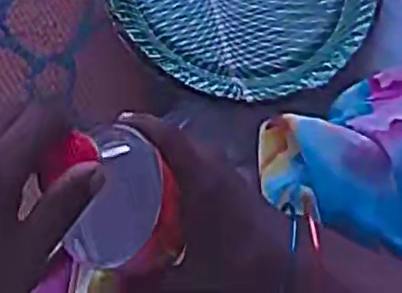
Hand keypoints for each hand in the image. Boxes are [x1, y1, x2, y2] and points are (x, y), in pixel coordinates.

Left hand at [0, 106, 100, 292]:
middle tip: (47, 165)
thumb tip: (94, 169)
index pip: (43, 114)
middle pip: (10, 109)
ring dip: (5, 140)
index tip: (73, 152)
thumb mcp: (29, 255)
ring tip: (13, 187)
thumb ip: (64, 204)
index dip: (66, 125)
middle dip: (36, 126)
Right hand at [122, 113, 291, 292]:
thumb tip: (112, 286)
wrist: (289, 267)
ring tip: (138, 170)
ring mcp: (227, 171)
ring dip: (166, 155)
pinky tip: (168, 191)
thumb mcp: (187, 280)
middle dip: (148, 141)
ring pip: (190, 152)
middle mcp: (214, 163)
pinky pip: (201, 163)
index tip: (117, 125)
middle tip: (119, 153)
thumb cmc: (237, 265)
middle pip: (176, 140)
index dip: (141, 125)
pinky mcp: (235, 183)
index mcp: (201, 175)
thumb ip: (147, 284)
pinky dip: (181, 168)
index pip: (167, 135)